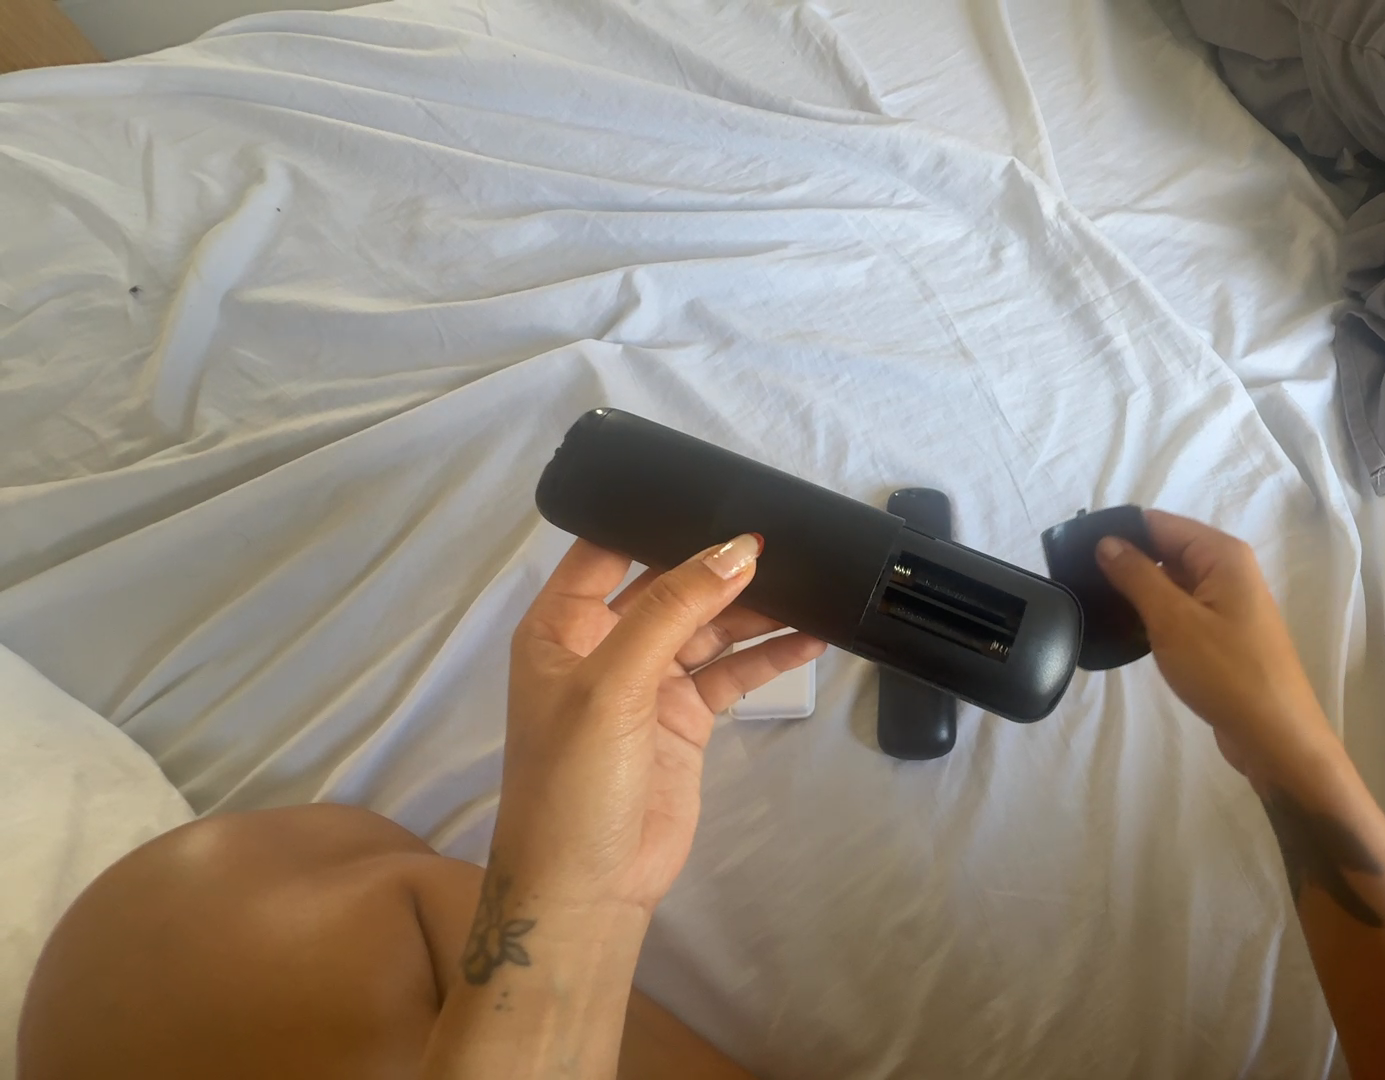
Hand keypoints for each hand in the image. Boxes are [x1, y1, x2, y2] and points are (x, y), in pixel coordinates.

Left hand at [497, 535, 826, 912]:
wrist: (593, 890)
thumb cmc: (577, 781)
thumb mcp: (615, 685)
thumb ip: (674, 610)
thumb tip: (739, 550)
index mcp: (563, 627)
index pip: (607, 552)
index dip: (655, 523)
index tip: (715, 497)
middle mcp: (607, 645)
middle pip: (672, 588)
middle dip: (721, 569)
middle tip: (782, 544)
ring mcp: (652, 681)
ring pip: (711, 627)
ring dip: (756, 612)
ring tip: (811, 589)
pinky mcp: (688, 713)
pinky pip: (734, 669)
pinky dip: (770, 655)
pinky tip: (811, 639)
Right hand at [1096, 511, 1331, 780]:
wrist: (1274, 737)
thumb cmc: (1225, 671)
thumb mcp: (1172, 619)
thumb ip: (1137, 575)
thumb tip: (1107, 543)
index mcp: (1221, 555)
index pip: (1160, 524)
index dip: (1121, 531)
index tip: (1077, 547)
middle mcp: (1227, 571)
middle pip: (1166, 550)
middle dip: (1126, 561)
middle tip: (1078, 577)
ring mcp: (1226, 604)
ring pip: (1171, 582)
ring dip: (1137, 590)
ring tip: (1092, 601)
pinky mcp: (1221, 634)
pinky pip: (1179, 610)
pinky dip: (1153, 615)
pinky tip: (1123, 629)